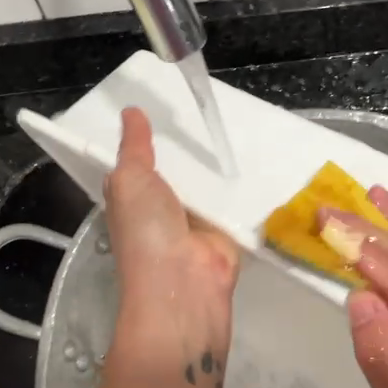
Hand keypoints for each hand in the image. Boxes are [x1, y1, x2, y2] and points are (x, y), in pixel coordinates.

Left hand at [104, 107, 240, 357]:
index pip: (138, 161)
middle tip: (207, 103)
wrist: (183, 284)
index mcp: (132, 197)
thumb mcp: (129, 179)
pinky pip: (234, 198)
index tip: (164, 103)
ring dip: (218, 161)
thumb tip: (130, 112)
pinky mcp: (226, 228)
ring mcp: (195, 218)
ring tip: (239, 121)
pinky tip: (259, 154)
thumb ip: (133, 146)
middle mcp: (162, 207)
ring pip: (206, 180)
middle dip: (189, 144)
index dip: (147, 136)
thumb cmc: (145, 231)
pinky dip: (243, 183)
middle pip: (177, 168)